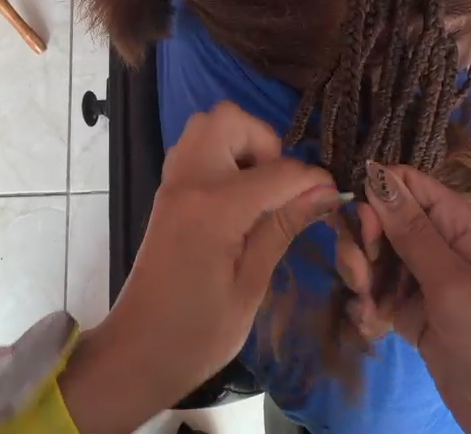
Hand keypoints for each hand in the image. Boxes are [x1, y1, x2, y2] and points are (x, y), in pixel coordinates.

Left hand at [59, 102, 339, 432]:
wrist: (137, 350)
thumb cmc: (198, 332)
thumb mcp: (250, 287)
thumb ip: (283, 228)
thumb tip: (324, 193)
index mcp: (213, 209)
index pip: (276, 171)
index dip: (311, 179)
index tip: (332, 193)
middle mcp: (189, 181)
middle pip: (229, 120)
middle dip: (265, 142)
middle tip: (279, 188)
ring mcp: (172, 181)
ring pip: (208, 125)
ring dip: (241, 143)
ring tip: (258, 191)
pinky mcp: (166, 190)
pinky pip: (195, 146)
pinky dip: (221, 154)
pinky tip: (236, 197)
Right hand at [344, 162, 470, 433]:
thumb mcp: (453, 283)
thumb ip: (409, 229)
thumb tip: (374, 170)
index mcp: (459, 224)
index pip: (406, 184)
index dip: (377, 196)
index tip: (362, 225)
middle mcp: (441, 244)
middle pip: (383, 219)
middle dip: (362, 241)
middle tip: (359, 274)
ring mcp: (425, 281)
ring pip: (375, 256)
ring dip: (360, 275)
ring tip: (365, 304)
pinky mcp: (413, 315)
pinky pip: (378, 293)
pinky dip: (367, 304)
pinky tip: (369, 323)